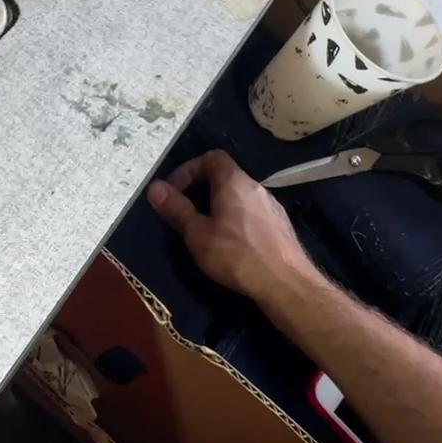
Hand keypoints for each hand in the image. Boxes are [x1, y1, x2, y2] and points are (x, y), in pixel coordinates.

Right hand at [146, 151, 320, 302]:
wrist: (286, 285)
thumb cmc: (236, 255)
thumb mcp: (197, 234)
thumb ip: (176, 209)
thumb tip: (155, 187)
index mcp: (234, 181)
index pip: (211, 157)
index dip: (189, 169)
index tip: (175, 192)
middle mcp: (255, 186)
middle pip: (225, 176)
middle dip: (201, 190)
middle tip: (186, 212)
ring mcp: (272, 206)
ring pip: (239, 196)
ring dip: (220, 206)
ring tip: (206, 230)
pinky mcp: (281, 226)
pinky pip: (252, 213)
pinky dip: (237, 219)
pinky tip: (232, 245)